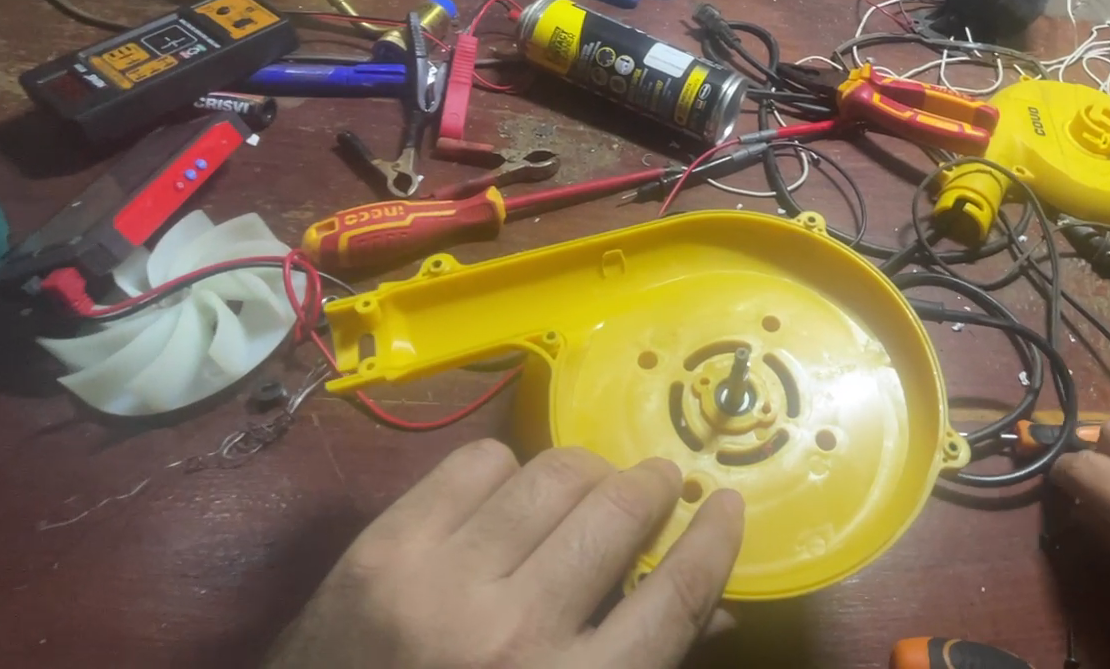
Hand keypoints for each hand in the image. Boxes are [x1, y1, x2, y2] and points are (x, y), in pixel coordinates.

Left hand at [265, 441, 743, 668]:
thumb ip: (646, 666)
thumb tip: (723, 608)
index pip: (675, 596)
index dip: (713, 539)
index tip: (726, 502)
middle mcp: (512, 635)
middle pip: (620, 512)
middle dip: (653, 486)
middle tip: (656, 485)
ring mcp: (441, 583)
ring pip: (556, 473)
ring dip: (587, 474)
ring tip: (586, 489)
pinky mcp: (384, 547)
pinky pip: (482, 460)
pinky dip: (506, 472)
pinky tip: (503, 504)